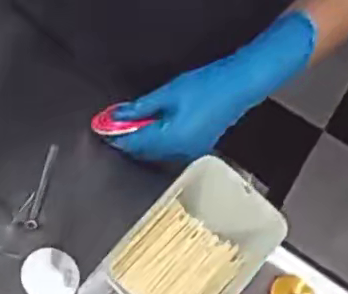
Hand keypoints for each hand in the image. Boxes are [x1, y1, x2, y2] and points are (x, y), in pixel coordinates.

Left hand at [108, 12, 315, 160]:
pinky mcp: (192, 153)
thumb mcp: (170, 93)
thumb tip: (117, 116)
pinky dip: (156, 143)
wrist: (244, 83)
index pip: (131, 144)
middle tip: (116, 125)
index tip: (103, 129)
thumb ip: (141, 108)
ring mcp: (184, 156)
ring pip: (151, 154)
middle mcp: (174, 154)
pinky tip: (155, 130)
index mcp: (168, 140)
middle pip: (139, 152)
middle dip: (127, 139)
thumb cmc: (211, 84)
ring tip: (136, 126)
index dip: (115, 137)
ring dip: (141, 142)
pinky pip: (165, 152)